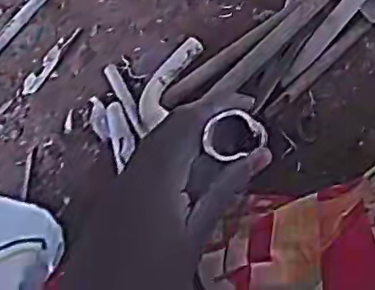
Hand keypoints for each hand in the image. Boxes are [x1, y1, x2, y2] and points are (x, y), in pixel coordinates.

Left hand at [57, 93, 269, 288]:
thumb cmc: (152, 279)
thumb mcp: (196, 236)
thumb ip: (226, 189)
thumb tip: (261, 154)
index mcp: (157, 173)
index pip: (191, 117)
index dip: (222, 103)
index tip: (250, 104)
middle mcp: (135, 169)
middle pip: (174, 122)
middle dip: (209, 115)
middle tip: (241, 122)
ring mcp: (120, 184)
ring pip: (160, 138)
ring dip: (191, 133)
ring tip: (223, 145)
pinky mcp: (113, 200)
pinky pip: (148, 159)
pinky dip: (175, 153)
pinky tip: (192, 174)